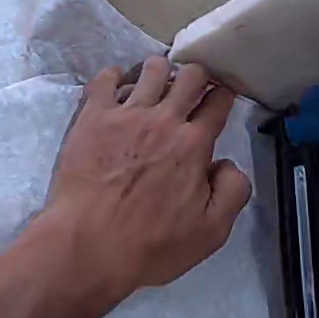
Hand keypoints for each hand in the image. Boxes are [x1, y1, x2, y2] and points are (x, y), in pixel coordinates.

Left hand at [44, 57, 249, 302]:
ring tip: (157, 83)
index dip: (224, 94)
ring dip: (161, 70)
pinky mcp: (93, 117)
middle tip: (192, 89)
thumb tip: (227, 164)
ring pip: (153, 68)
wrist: (85, 249)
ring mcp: (127, 114)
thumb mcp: (211, 231)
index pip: (218, 101)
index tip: (221, 97)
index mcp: (194, 143)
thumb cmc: (149, 245)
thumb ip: (233, 191)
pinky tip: (117, 85)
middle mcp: (165, 119)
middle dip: (198, 76)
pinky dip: (115, 76)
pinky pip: (105, 79)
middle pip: (191, 75)